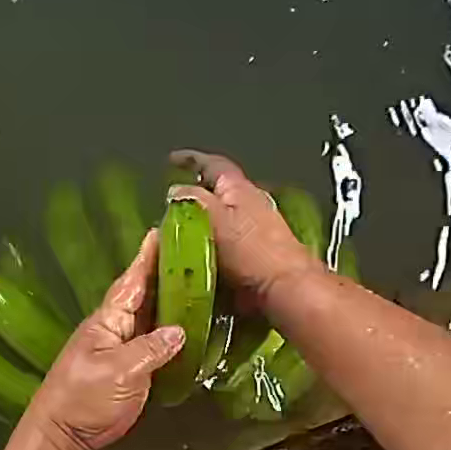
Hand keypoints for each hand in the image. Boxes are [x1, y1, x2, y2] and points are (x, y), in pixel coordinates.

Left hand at [20, 229, 184, 449]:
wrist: (65, 432)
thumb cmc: (85, 397)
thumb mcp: (120, 371)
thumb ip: (150, 349)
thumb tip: (179, 330)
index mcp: (108, 320)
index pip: (131, 281)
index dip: (146, 257)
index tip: (161, 230)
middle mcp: (116, 327)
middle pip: (144, 293)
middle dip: (163, 270)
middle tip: (191, 247)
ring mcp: (122, 346)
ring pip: (150, 314)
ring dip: (170, 296)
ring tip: (197, 276)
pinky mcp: (131, 366)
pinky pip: (154, 338)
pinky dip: (171, 327)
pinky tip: (189, 323)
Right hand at [169, 149, 322, 301]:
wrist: (283, 290)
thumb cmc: (251, 251)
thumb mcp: (215, 217)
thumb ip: (192, 200)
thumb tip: (175, 191)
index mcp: (240, 190)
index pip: (213, 165)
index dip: (192, 159)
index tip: (172, 159)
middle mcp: (248, 206)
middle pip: (214, 193)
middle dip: (191, 196)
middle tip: (167, 205)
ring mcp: (251, 233)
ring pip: (215, 221)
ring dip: (195, 225)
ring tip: (172, 235)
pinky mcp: (249, 258)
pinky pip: (217, 245)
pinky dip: (201, 247)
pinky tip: (188, 258)